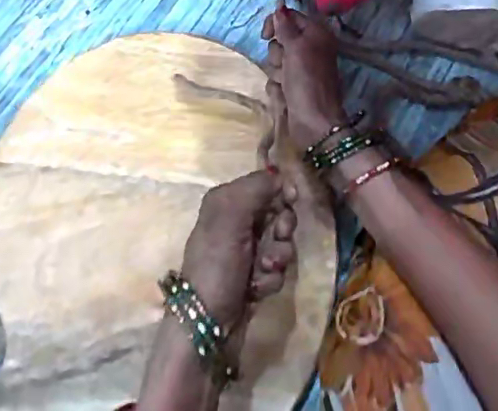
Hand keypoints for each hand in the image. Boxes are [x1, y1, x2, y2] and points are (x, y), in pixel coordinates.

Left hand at [179, 170, 298, 332]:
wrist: (207, 322)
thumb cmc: (216, 261)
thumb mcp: (230, 215)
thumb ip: (255, 188)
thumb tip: (278, 175)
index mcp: (226, 200)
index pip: (263, 184)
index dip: (280, 192)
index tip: (290, 199)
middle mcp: (236, 221)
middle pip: (277, 214)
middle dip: (281, 229)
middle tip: (276, 238)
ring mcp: (246, 250)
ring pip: (281, 244)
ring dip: (277, 258)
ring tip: (262, 270)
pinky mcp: (255, 276)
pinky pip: (277, 270)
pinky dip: (270, 279)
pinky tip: (256, 288)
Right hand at [262, 7, 347, 151]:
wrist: (314, 122)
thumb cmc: (307, 80)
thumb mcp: (295, 48)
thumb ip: (285, 28)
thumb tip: (278, 9)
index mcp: (316, 35)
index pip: (291, 17)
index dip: (276, 23)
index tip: (266, 35)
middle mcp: (309, 49)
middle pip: (280, 40)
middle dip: (277, 53)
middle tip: (285, 63)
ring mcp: (300, 70)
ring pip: (275, 60)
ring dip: (277, 72)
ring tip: (287, 83)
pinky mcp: (292, 87)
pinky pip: (276, 79)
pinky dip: (278, 87)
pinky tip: (286, 96)